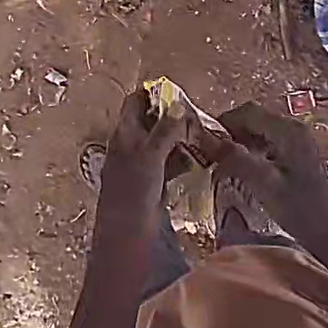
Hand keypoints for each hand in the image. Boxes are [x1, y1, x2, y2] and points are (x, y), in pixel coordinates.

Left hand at [96, 90, 194, 229]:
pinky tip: (198, 161)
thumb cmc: (133, 190)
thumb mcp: (150, 155)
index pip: (136, 101)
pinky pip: (168, 163)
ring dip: (180, 138)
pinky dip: (182, 159)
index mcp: (125, 133)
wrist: (126, 234)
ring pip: (162, 142)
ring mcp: (141, 163)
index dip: (153, 93)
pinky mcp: (152, 182)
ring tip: (203, 135)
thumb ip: (165, 130)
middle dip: (173, 117)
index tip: (178, 93)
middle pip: (152, 121)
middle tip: (197, 116)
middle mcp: (131, 144)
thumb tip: (179, 103)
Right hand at [197, 102, 327, 227]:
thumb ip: (235, 158)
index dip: (223, 122)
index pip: (248, 112)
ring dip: (241, 141)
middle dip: (231, 132)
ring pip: (260, 129)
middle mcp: (294, 129)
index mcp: (288, 131)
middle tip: (213, 153)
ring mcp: (297, 140)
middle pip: (254, 118)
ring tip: (226, 162)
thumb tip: (205, 139)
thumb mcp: (263, 183)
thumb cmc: (299, 208)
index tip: (205, 141)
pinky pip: (268, 141)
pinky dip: (253, 149)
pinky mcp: (297, 153)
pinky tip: (245, 168)